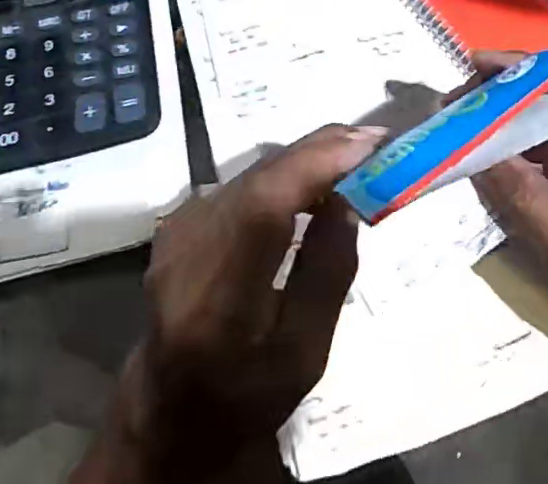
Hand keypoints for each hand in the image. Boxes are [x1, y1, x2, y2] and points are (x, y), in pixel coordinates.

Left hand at [76, 124, 386, 483]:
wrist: (174, 407)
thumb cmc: (247, 394)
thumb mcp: (305, 352)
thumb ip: (328, 274)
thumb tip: (346, 201)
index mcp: (220, 290)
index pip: (265, 202)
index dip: (316, 163)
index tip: (369, 144)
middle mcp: (191, 242)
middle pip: (261, 174)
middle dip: (321, 149)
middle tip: (373, 140)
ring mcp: (179, 226)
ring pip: (253, 171)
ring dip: (303, 159)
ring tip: (352, 156)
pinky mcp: (181, 219)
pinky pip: (241, 182)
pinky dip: (282, 174)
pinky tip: (310, 180)